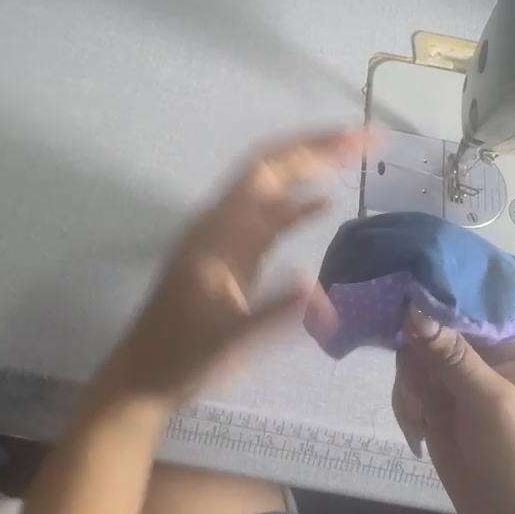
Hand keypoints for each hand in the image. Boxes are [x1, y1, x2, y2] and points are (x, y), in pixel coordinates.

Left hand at [90, 129, 365, 409]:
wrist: (146, 374)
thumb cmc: (183, 356)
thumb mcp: (230, 340)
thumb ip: (273, 314)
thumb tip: (317, 284)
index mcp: (220, 230)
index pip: (269, 170)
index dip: (312, 147)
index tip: (356, 138)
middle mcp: (223, 222)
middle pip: (273, 168)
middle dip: (318, 148)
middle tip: (368, 140)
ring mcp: (228, 238)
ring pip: (273, 189)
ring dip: (311, 169)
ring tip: (356, 157)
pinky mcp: (233, 256)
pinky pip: (270, 218)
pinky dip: (298, 205)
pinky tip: (325, 202)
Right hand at [393, 309, 514, 513]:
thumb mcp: (491, 402)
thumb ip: (451, 355)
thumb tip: (412, 310)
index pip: (478, 295)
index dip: (442, 289)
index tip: (407, 287)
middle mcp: (489, 348)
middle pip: (436, 319)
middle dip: (418, 349)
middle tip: (417, 381)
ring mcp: (461, 372)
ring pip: (415, 350)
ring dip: (411, 384)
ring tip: (422, 417)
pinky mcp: (438, 396)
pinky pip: (408, 380)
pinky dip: (407, 402)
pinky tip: (418, 429)